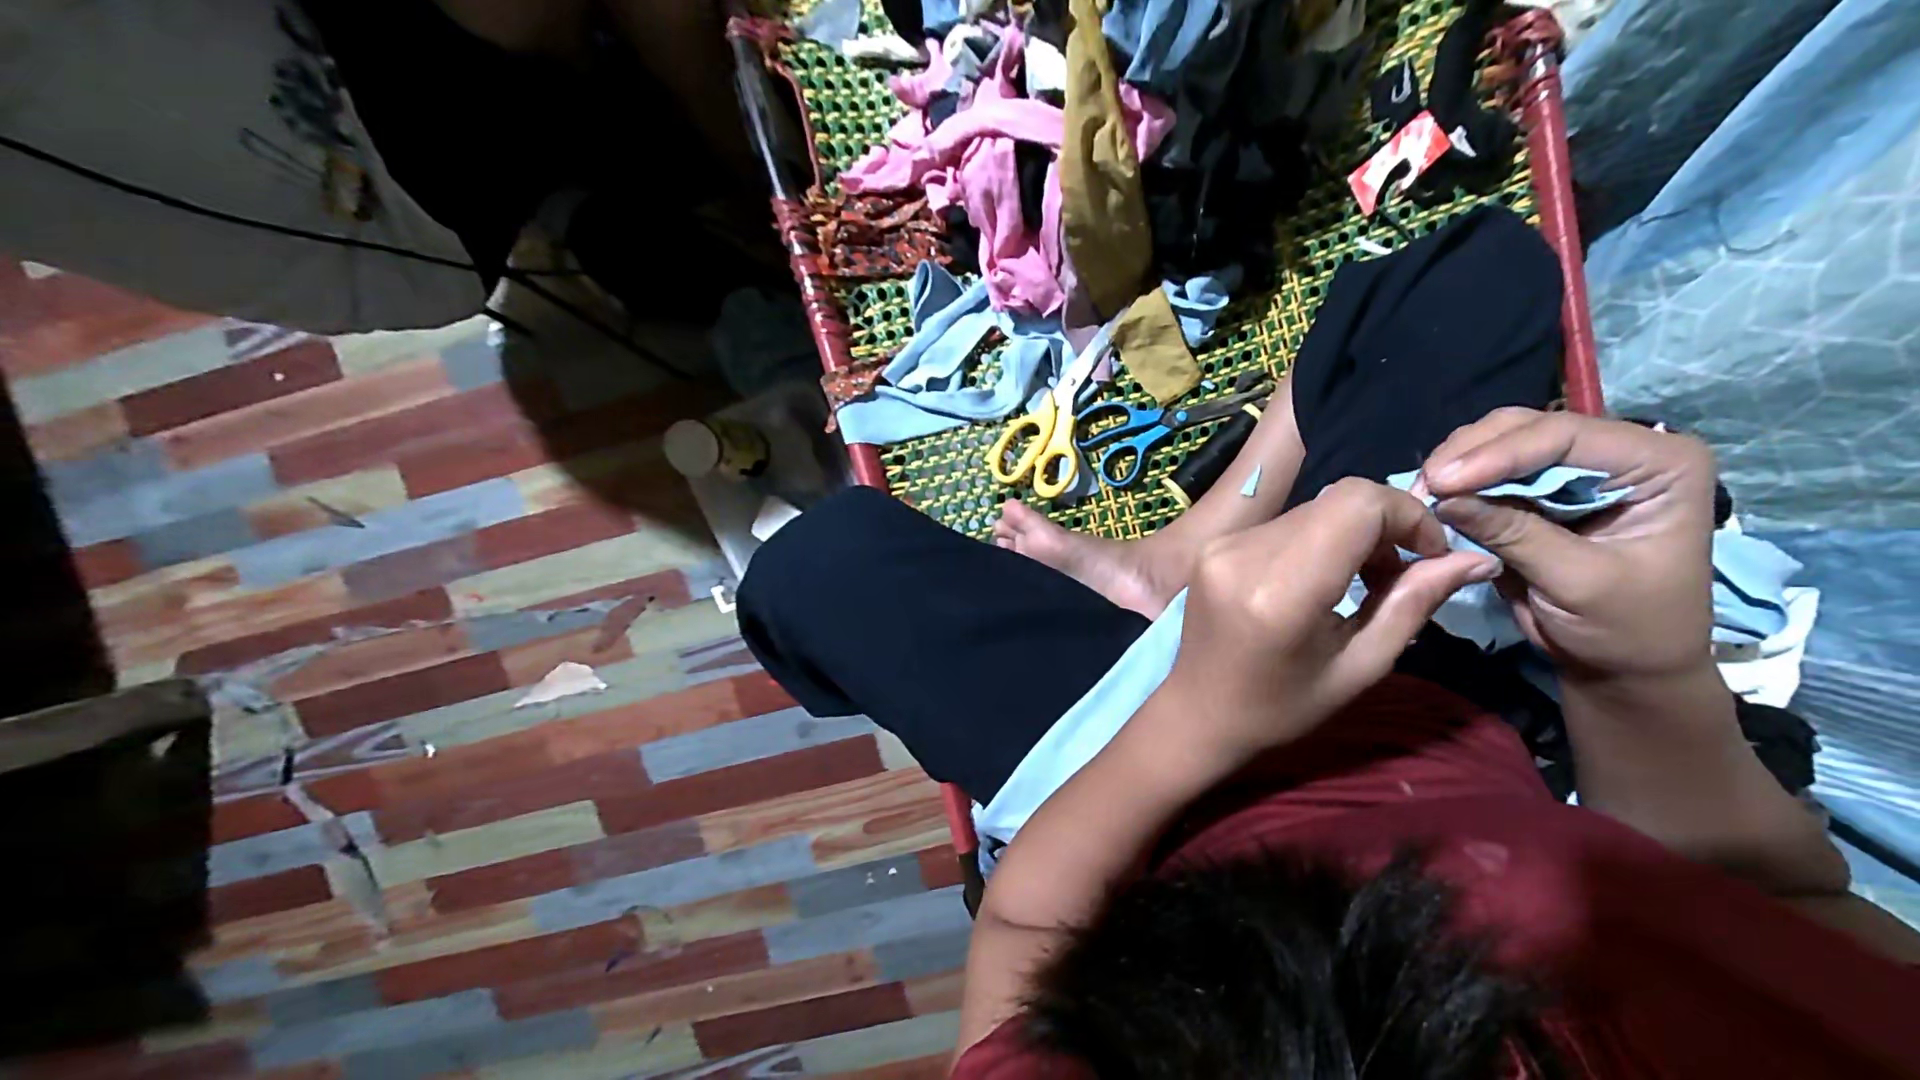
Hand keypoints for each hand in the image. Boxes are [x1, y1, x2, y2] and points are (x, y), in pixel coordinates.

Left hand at [1164, 478, 1500, 764]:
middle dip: (1383, 527)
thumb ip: (1413, 603)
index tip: (1427, 557)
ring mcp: (1220, 545)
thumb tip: (1475, 557)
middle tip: (1395, 577)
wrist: (1198, 710)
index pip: (1356, 504)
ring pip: (1311, 508)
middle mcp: (1242, 554)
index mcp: (1279, 590)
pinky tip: (1320, 578)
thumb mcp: (1360, 666)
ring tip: (1359, 583)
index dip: (1406, 516)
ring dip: (1350, 533)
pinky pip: (1282, 522)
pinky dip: (1315, 538)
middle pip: (1336, 500)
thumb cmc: (1282, 706)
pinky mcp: (1212, 545)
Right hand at [1420, 408, 1716, 681]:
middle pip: (1525, 427)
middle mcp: (1615, 453)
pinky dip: (1453, 482)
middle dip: (1468, 455)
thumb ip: (1516, 535)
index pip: (1566, 436)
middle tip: (1424, 487)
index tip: (1441, 482)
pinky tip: (1431, 500)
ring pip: (1496, 440)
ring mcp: (1571, 468)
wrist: (1621, 664)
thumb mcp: (1577, 583)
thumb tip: (1446, 500)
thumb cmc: (1626, 627)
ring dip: (1453, 465)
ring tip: (1423, 496)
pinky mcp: (1533, 490)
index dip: (1499, 454)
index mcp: (1657, 465)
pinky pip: (1483, 469)